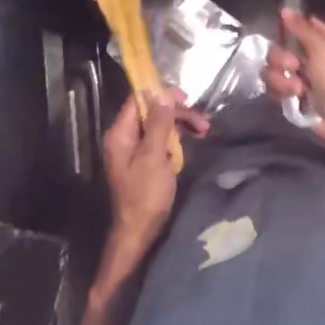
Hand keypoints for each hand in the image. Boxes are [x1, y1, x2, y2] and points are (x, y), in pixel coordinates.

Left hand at [102, 89, 208, 251]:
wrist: (139, 230)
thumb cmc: (145, 194)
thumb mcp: (153, 156)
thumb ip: (158, 124)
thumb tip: (163, 94)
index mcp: (120, 133)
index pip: (137, 100)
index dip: (160, 94)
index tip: (185, 97)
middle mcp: (125, 137)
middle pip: (151, 112)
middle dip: (177, 113)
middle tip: (203, 121)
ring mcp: (134, 149)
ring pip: (159, 125)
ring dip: (181, 125)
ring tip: (204, 130)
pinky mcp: (145, 160)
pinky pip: (160, 140)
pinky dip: (176, 138)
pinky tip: (192, 140)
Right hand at [264, 9, 324, 149]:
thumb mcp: (322, 47)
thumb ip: (301, 28)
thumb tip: (286, 10)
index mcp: (323, 42)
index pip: (303, 26)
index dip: (291, 27)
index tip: (282, 29)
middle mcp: (310, 58)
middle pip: (280, 48)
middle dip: (281, 59)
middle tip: (293, 66)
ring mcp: (300, 78)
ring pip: (274, 69)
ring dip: (282, 79)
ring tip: (298, 89)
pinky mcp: (292, 97)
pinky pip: (275, 87)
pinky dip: (282, 92)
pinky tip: (295, 97)